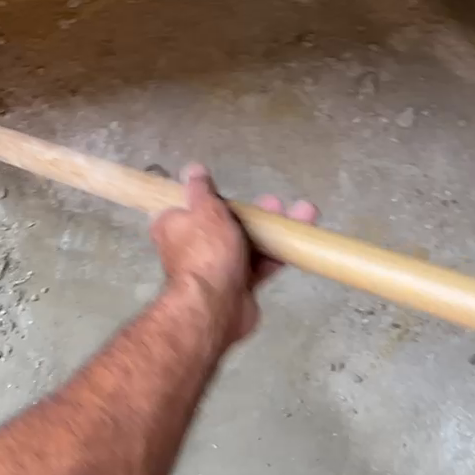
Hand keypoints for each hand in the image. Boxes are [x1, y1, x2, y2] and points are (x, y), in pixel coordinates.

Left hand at [149, 163, 317, 342]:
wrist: (216, 305)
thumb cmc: (205, 251)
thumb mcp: (203, 209)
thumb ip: (201, 189)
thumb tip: (192, 169)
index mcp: (173, 226)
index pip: (187, 207)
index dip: (209, 199)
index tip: (229, 193)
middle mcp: (191, 247)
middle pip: (223, 223)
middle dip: (252, 212)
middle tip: (275, 203)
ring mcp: (214, 267)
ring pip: (245, 243)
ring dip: (270, 230)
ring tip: (301, 215)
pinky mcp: (236, 285)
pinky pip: (257, 266)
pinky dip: (275, 256)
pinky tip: (297, 244)